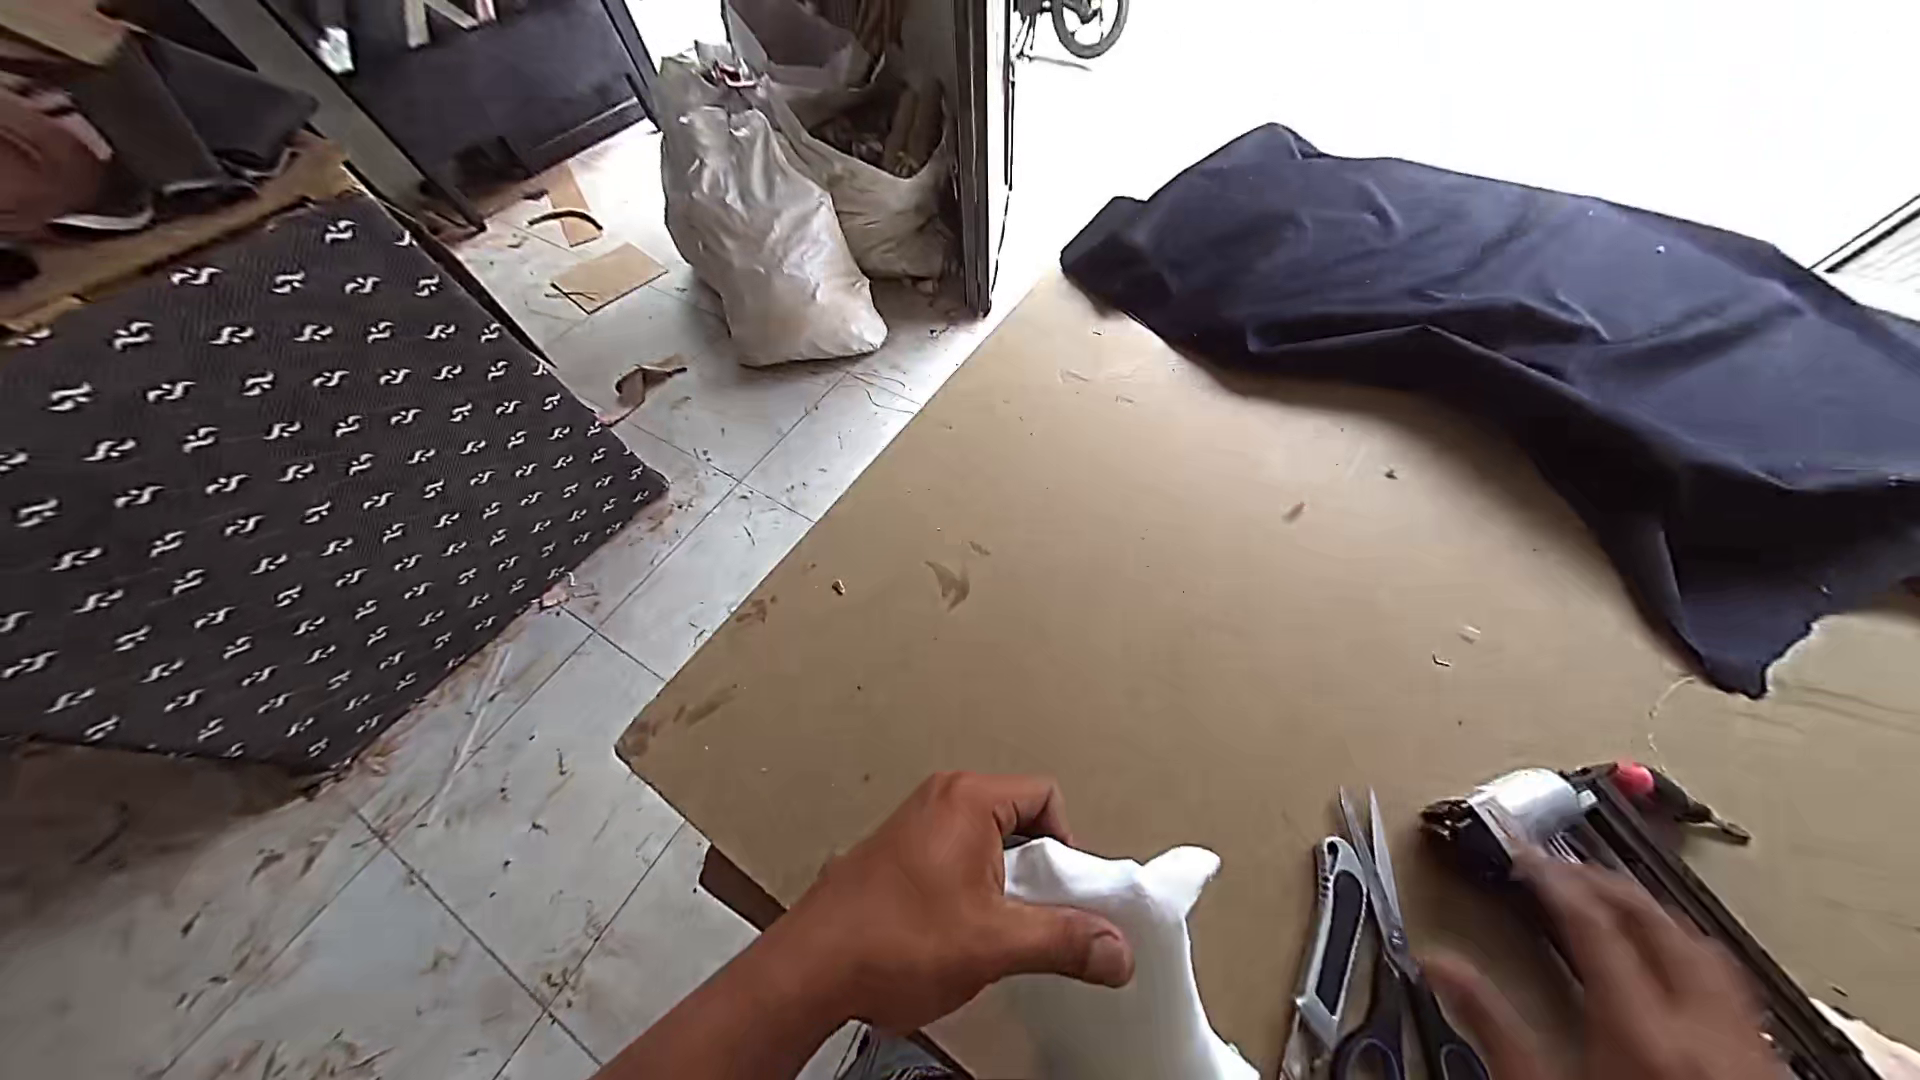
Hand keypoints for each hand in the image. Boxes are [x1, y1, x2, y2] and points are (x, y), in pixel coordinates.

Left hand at [770, 772, 1134, 1032]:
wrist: (814, 966)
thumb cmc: (890, 938)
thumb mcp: (994, 943)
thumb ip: (1064, 941)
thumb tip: (1113, 948)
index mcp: (968, 799)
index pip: (1046, 797)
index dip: (1067, 844)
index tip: (1068, 890)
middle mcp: (943, 797)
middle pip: (1019, 817)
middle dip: (1036, 869)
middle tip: (1031, 915)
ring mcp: (919, 820)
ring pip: (989, 838)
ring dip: (1004, 881)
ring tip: (993, 928)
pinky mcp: (904, 846)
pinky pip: (960, 851)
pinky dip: (975, 884)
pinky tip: (961, 928)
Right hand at [1425, 854, 1780, 1079]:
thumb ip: (1490, 1022)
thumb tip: (1438, 965)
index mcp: (1640, 1032)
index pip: (1591, 921)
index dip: (1551, 878)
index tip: (1524, 856)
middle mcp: (1704, 1037)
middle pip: (1660, 924)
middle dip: (1607, 884)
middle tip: (1563, 868)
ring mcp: (1747, 1058)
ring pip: (1709, 956)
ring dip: (1655, 918)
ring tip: (1613, 903)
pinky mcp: (1765, 1075)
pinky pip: (1736, 998)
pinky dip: (1692, 964)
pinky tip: (1666, 970)